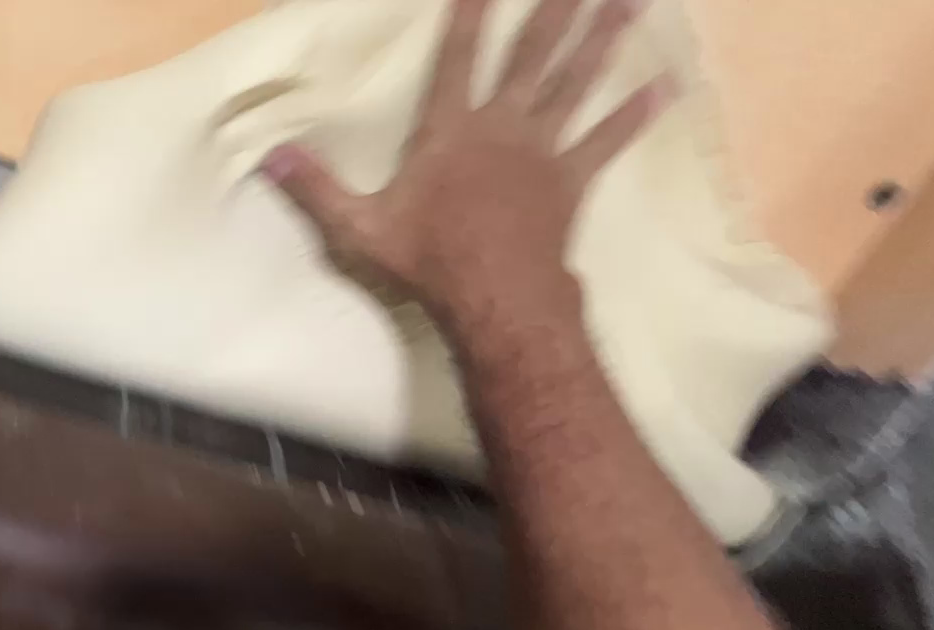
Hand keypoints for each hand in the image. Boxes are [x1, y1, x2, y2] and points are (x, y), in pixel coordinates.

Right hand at [262, 0, 668, 333]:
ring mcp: (543, 150)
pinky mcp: (570, 180)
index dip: (470, 10)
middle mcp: (502, 126)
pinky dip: (633, 115)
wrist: (493, 295)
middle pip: (534, 51)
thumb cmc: (424, 260)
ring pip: (577, 81)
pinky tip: (662, 87)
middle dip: (559, 2)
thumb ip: (317, 189)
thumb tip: (271, 155)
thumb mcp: (357, 229)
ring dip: (605, 36)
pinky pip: (607, 141)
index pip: (457, 58)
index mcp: (448, 134)